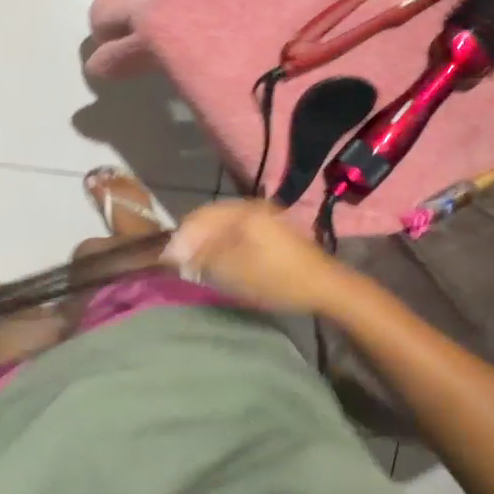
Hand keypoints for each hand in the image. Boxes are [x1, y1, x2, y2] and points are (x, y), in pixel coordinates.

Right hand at [165, 200, 359, 313]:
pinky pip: (236, 231)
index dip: (179, 240)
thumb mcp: (235, 271)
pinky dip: (222, 244)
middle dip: (191, 240)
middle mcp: (251, 207)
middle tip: (180, 265)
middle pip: (209, 218)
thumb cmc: (279, 279)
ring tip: (196, 265)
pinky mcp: (271, 229)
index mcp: (242, 212)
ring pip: (222, 225)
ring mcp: (263, 216)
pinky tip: (219, 261)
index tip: (168, 262)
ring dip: (206, 243)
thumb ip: (202, 258)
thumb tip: (175, 253)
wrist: (326, 287)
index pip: (197, 218)